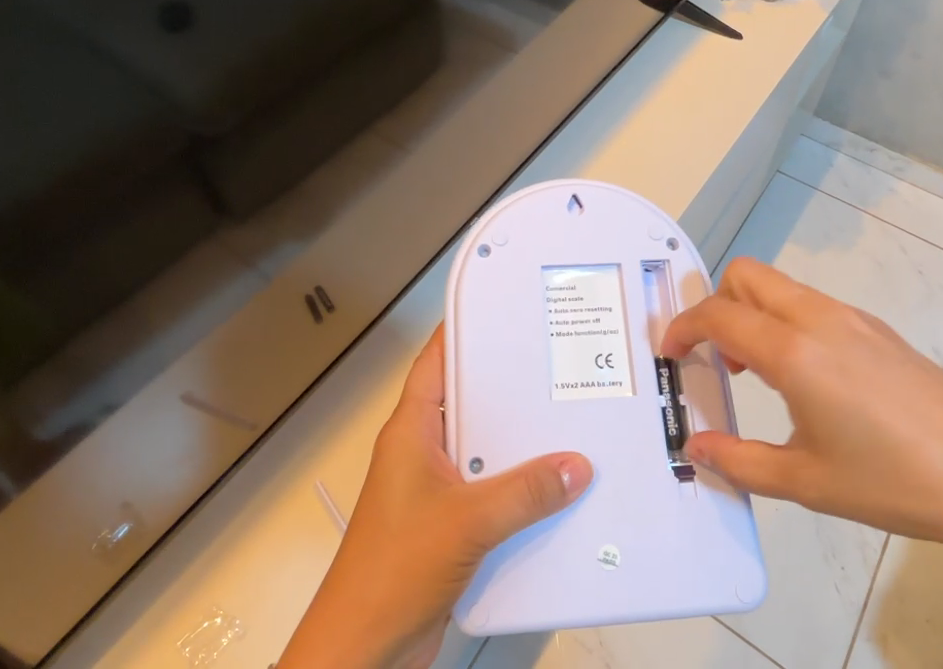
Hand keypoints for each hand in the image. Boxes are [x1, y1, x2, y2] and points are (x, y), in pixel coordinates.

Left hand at [279, 328, 592, 668]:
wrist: (365, 646)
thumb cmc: (393, 568)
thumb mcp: (466, 521)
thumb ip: (524, 492)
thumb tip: (576, 465)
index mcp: (410, 431)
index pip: (433, 363)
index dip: (461, 331)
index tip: (501, 308)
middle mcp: (421, 452)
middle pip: (467, 404)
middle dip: (507, 388)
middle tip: (555, 364)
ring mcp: (433, 490)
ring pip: (482, 451)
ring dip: (517, 444)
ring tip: (568, 420)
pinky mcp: (448, 524)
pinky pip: (489, 491)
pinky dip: (518, 487)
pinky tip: (556, 488)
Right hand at [662, 258, 942, 559]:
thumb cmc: (893, 482)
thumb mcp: (805, 482)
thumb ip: (738, 462)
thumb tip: (696, 449)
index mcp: (794, 352)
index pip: (718, 314)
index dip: (683, 328)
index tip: (669, 353)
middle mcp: (820, 319)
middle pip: (747, 275)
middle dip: (715, 303)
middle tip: (714, 355)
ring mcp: (854, 319)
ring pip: (782, 287)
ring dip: (753, 312)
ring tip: (757, 371)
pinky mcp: (879, 330)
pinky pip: (813, 304)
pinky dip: (787, 321)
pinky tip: (806, 378)